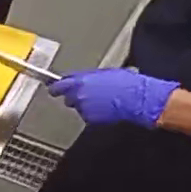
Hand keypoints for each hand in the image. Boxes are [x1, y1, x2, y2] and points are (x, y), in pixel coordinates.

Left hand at [48, 68, 179, 128]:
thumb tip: (77, 79)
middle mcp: (79, 95)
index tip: (53, 88)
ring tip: (103, 100)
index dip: (55, 88)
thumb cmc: (126, 83)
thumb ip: (87, 77)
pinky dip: (93, 112)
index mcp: (81, 82)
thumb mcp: (105, 73)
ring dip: (86, 104)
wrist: (137, 98)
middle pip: (68, 98)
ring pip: (78, 107)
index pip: (58, 86)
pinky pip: (87, 115)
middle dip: (75, 96)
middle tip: (89, 94)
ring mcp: (83, 108)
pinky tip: (105, 107)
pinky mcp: (89, 118)